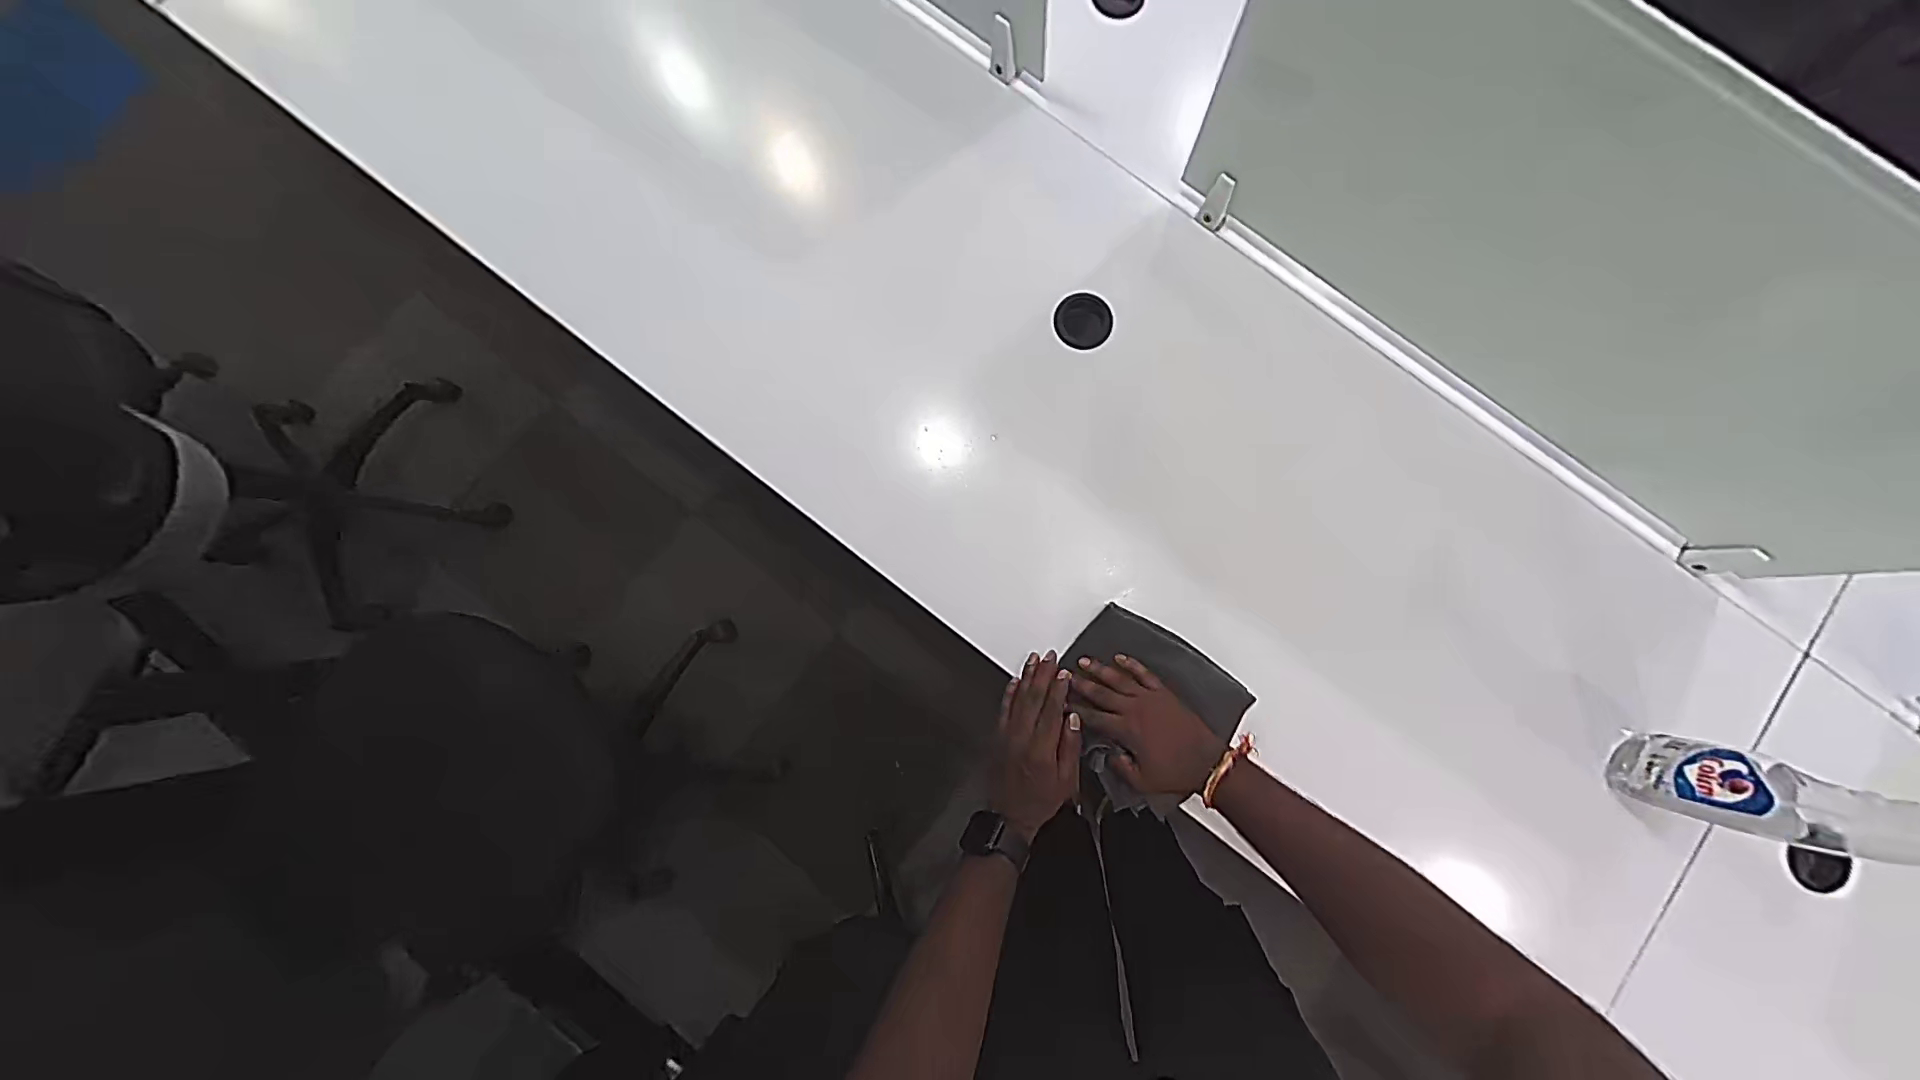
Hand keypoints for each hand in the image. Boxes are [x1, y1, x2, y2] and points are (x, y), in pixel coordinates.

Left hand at [990, 651, 1080, 840]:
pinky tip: (1015, 681)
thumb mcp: (1066, 781)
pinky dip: (1010, 693)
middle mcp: (1022, 739)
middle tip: (1050, 657)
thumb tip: (1072, 719)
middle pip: (1033, 699)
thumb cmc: (1040, 802)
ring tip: (1033, 660)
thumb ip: (1069, 747)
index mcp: (1041, 750)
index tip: (1064, 673)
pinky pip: (1004, 709)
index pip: (1051, 711)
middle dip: (1043, 675)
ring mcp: (1007, 737)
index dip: (1059, 689)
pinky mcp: (998, 738)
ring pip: (1017, 700)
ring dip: (1026, 677)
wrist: (1010, 817)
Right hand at [1072, 654, 1223, 796]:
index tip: (1063, 703)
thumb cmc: (1176, 772)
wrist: (1206, 762)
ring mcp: (1149, 698)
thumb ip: (1120, 767)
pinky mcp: (1163, 694)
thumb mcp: (1142, 781)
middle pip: (1101, 693)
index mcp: (1127, 730)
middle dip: (1082, 684)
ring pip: (1118, 679)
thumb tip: (1108, 755)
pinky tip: (1120, 658)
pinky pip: (1144, 674)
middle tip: (1067, 676)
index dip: (1076, 709)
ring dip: (1100, 669)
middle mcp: (1135, 709)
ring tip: (1085, 661)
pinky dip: (1131, 664)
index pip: (1094, 717)